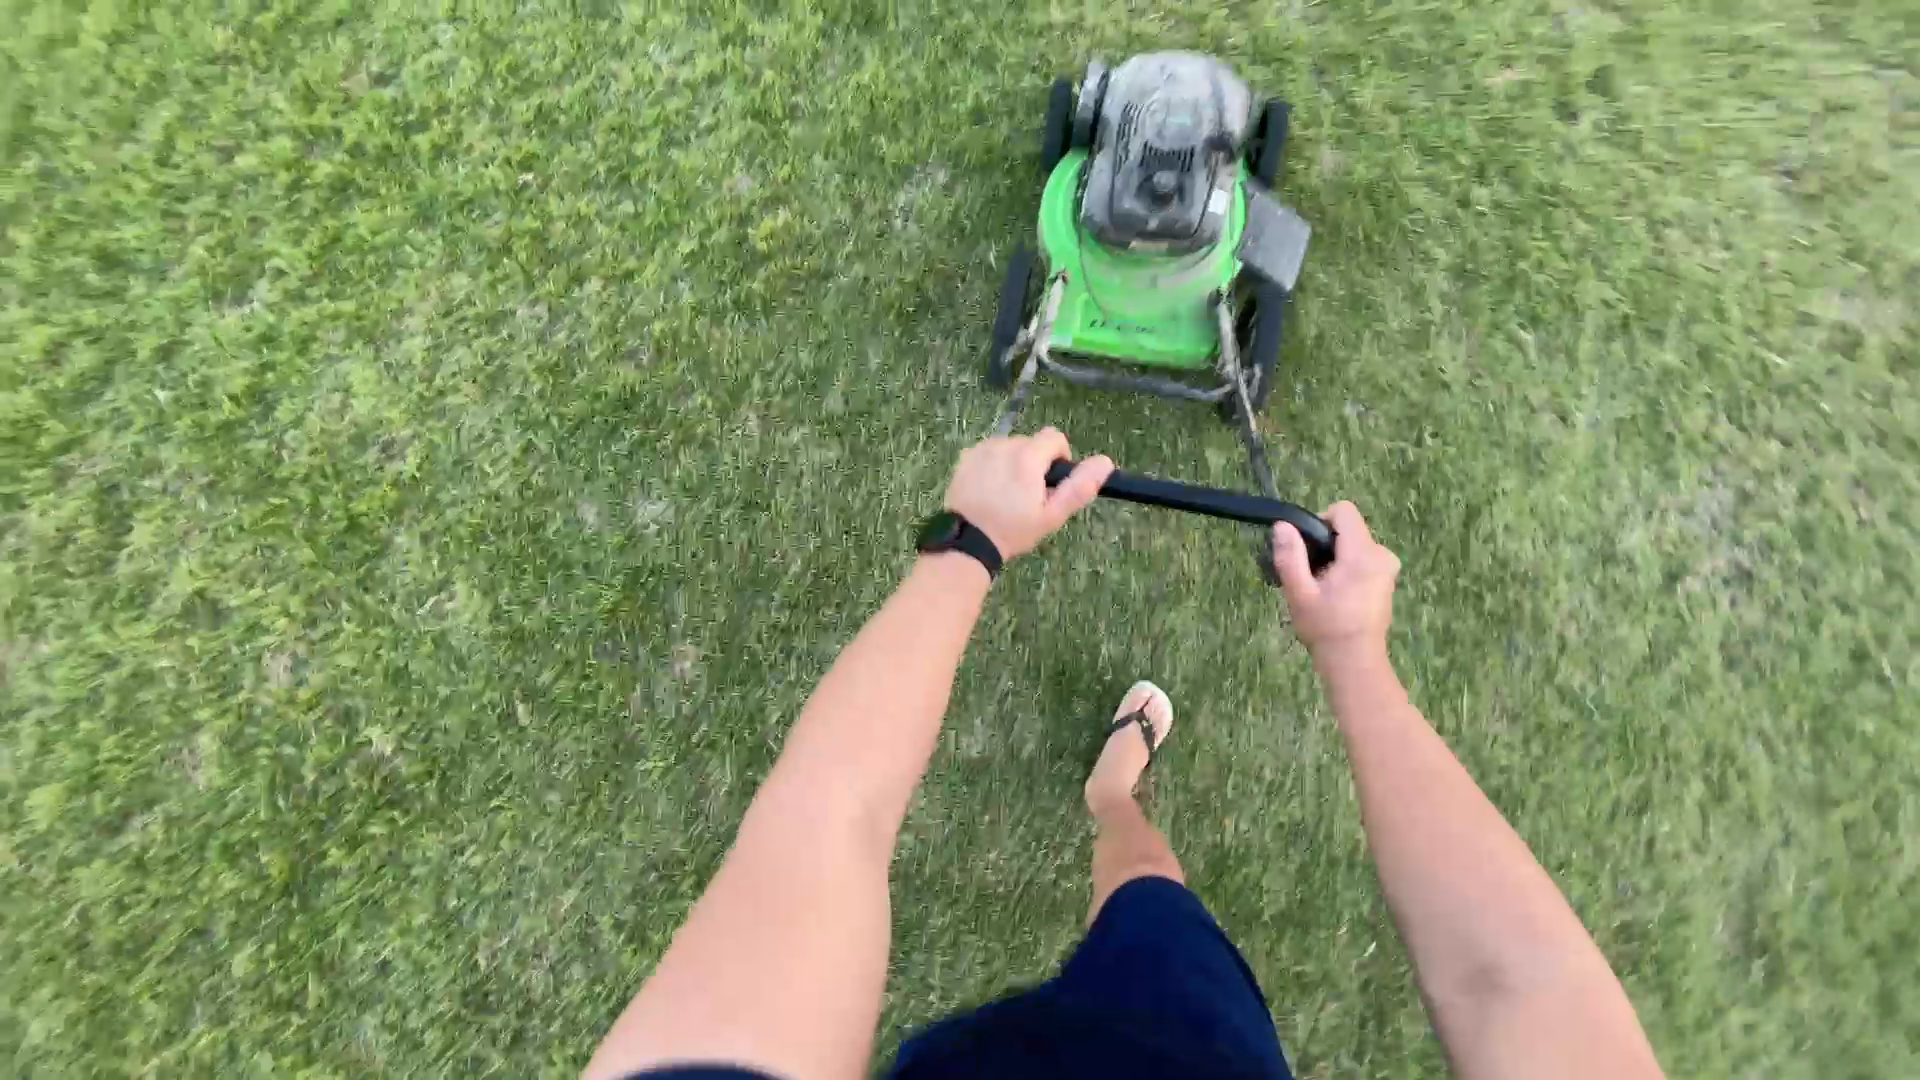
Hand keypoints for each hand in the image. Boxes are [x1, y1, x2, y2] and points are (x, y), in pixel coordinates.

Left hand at [943, 427, 1114, 560]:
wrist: (968, 542)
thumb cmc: (1013, 531)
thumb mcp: (1052, 515)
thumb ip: (1079, 487)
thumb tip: (1105, 462)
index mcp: (1027, 456)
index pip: (1054, 437)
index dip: (1059, 457)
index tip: (1051, 482)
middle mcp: (1003, 444)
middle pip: (1031, 443)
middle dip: (1035, 463)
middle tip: (1028, 496)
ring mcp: (981, 449)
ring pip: (1010, 447)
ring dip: (1014, 463)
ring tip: (1007, 495)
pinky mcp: (965, 457)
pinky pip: (989, 452)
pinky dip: (994, 464)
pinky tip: (989, 489)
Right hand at [1271, 502, 1399, 660]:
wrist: (1354, 660)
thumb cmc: (1325, 627)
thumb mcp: (1299, 592)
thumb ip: (1290, 556)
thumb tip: (1283, 524)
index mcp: (1363, 554)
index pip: (1343, 511)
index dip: (1319, 522)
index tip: (1307, 549)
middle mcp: (1382, 554)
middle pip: (1347, 529)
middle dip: (1325, 545)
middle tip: (1310, 575)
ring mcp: (1388, 568)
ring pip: (1353, 545)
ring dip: (1334, 558)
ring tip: (1321, 587)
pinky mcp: (1386, 579)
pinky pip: (1362, 558)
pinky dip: (1346, 568)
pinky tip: (1336, 594)